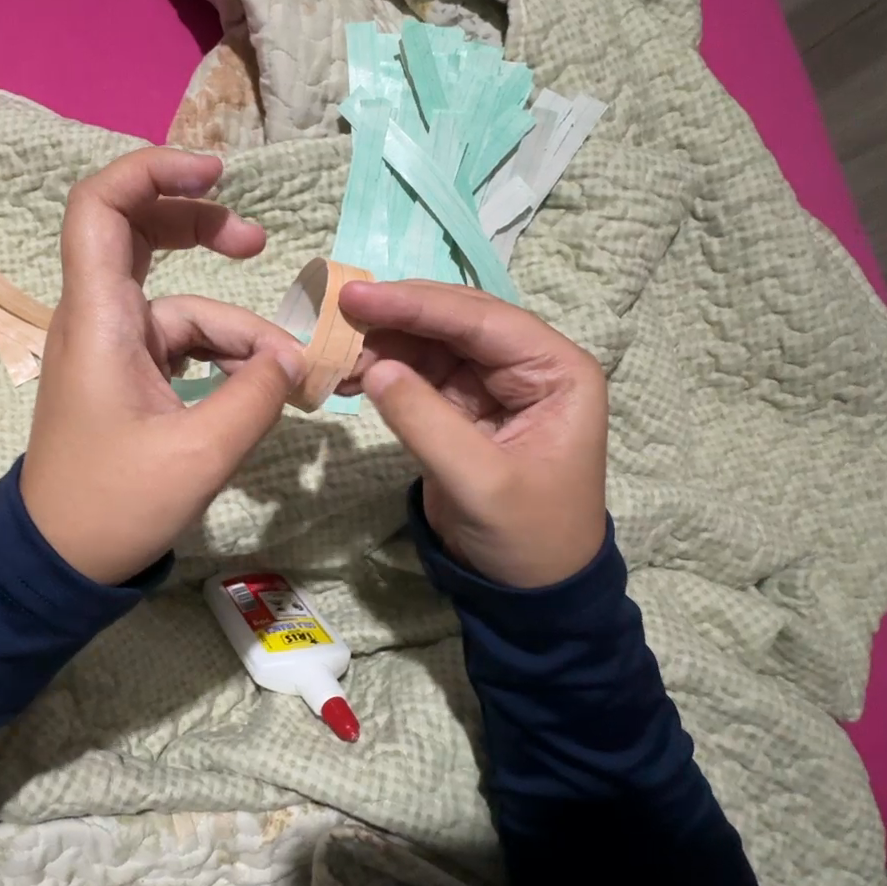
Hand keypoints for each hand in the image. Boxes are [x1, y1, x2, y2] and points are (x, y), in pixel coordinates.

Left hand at [21, 148, 306, 584]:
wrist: (61, 559)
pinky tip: (259, 381)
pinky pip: (179, 343)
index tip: (215, 172)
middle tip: (257, 243)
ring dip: (234, 326)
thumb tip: (294, 359)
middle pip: (137, 234)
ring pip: (177, 304)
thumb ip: (255, 396)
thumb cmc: (113, 506)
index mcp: (99, 320)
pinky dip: (221, 355)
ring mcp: (111, 347)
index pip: (101, 208)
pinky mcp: (125, 375)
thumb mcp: (199, 455)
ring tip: (288, 369)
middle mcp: (98, 319)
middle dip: (201, 228)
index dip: (152, 172)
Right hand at [336, 280, 607, 587]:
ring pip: (427, 343)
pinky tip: (344, 376)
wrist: (528, 589)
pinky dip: (378, 371)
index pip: (481, 321)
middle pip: (452, 321)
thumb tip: (374, 368)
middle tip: (334, 313)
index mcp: (554, 371)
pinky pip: (413, 374)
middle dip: (393, 317)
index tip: (356, 296)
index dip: (416, 304)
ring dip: (379, 343)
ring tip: (332, 353)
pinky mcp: (457, 405)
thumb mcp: (479, 482)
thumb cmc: (525, 535)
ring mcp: (488, 383)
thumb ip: (425, 421)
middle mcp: (525, 365)